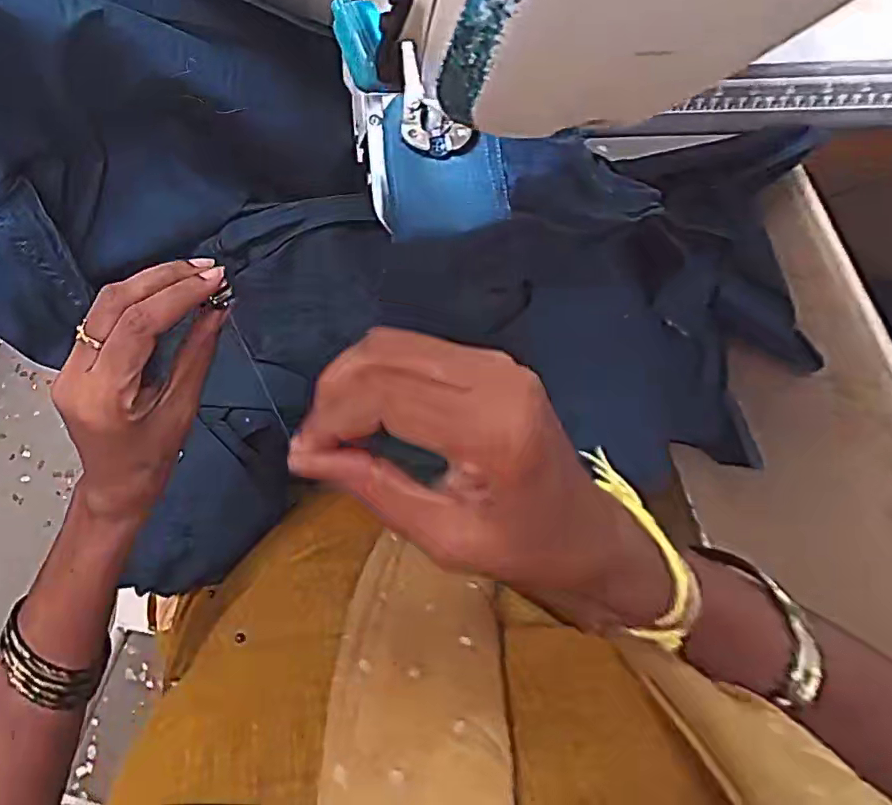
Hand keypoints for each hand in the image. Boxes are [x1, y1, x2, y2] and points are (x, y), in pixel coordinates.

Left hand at [52, 260, 228, 525]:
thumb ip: (196, 354)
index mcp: (102, 394)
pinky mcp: (72, 360)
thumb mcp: (181, 409)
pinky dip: (136, 295)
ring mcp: (68, 366)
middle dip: (164, 277)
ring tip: (191, 273)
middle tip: (205, 268)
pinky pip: (102, 314)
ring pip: (105, 301)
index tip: (213, 279)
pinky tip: (165, 289)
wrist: (114, 486)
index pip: (138, 324)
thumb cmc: (148, 461)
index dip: (178, 295)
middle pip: (115, 302)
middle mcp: (76, 374)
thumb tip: (215, 308)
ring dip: (150, 280)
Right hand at [287, 328, 673, 628]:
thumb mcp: (442, 537)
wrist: (588, 531)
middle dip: (331, 396)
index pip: (384, 396)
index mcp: (491, 429)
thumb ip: (371, 486)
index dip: (330, 418)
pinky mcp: (485, 358)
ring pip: (387, 344)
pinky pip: (407, 347)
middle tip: (314, 440)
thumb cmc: (523, 547)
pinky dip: (371, 372)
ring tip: (333, 425)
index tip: (304, 451)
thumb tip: (303, 456)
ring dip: (346, 379)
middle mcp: (493, 379)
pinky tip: (362, 406)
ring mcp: (493, 361)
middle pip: (380, 359)